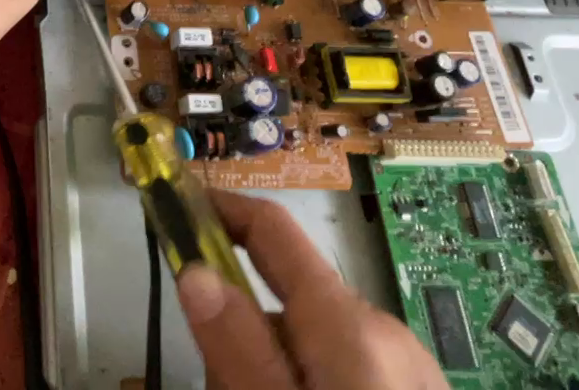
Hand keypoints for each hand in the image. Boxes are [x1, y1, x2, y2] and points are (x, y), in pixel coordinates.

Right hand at [179, 191, 448, 389]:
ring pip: (310, 333)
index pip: (270, 226)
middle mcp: (384, 327)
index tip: (168, 205)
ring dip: (271, 357)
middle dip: (236, 319)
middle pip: (283, 291)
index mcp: (350, 321)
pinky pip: (345, 361)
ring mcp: (409, 363)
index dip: (215, 206)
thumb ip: (237, 346)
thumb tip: (194, 272)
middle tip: (216, 375)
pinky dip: (308, 374)